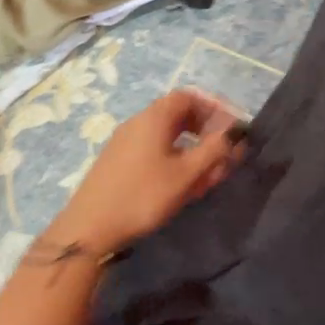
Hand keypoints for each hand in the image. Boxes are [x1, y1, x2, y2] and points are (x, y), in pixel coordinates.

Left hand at [40, 90, 245, 257]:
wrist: (90, 228)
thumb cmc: (143, 196)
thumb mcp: (186, 174)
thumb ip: (214, 149)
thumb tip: (235, 132)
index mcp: (154, 118)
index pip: (189, 96)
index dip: (214, 107)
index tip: (232, 127)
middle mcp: (138, 123)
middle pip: (180, 115)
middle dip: (207, 132)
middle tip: (225, 153)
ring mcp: (126, 143)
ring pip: (169, 137)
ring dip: (194, 151)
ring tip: (210, 176)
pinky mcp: (121, 163)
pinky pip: (156, 152)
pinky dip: (177, 162)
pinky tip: (185, 186)